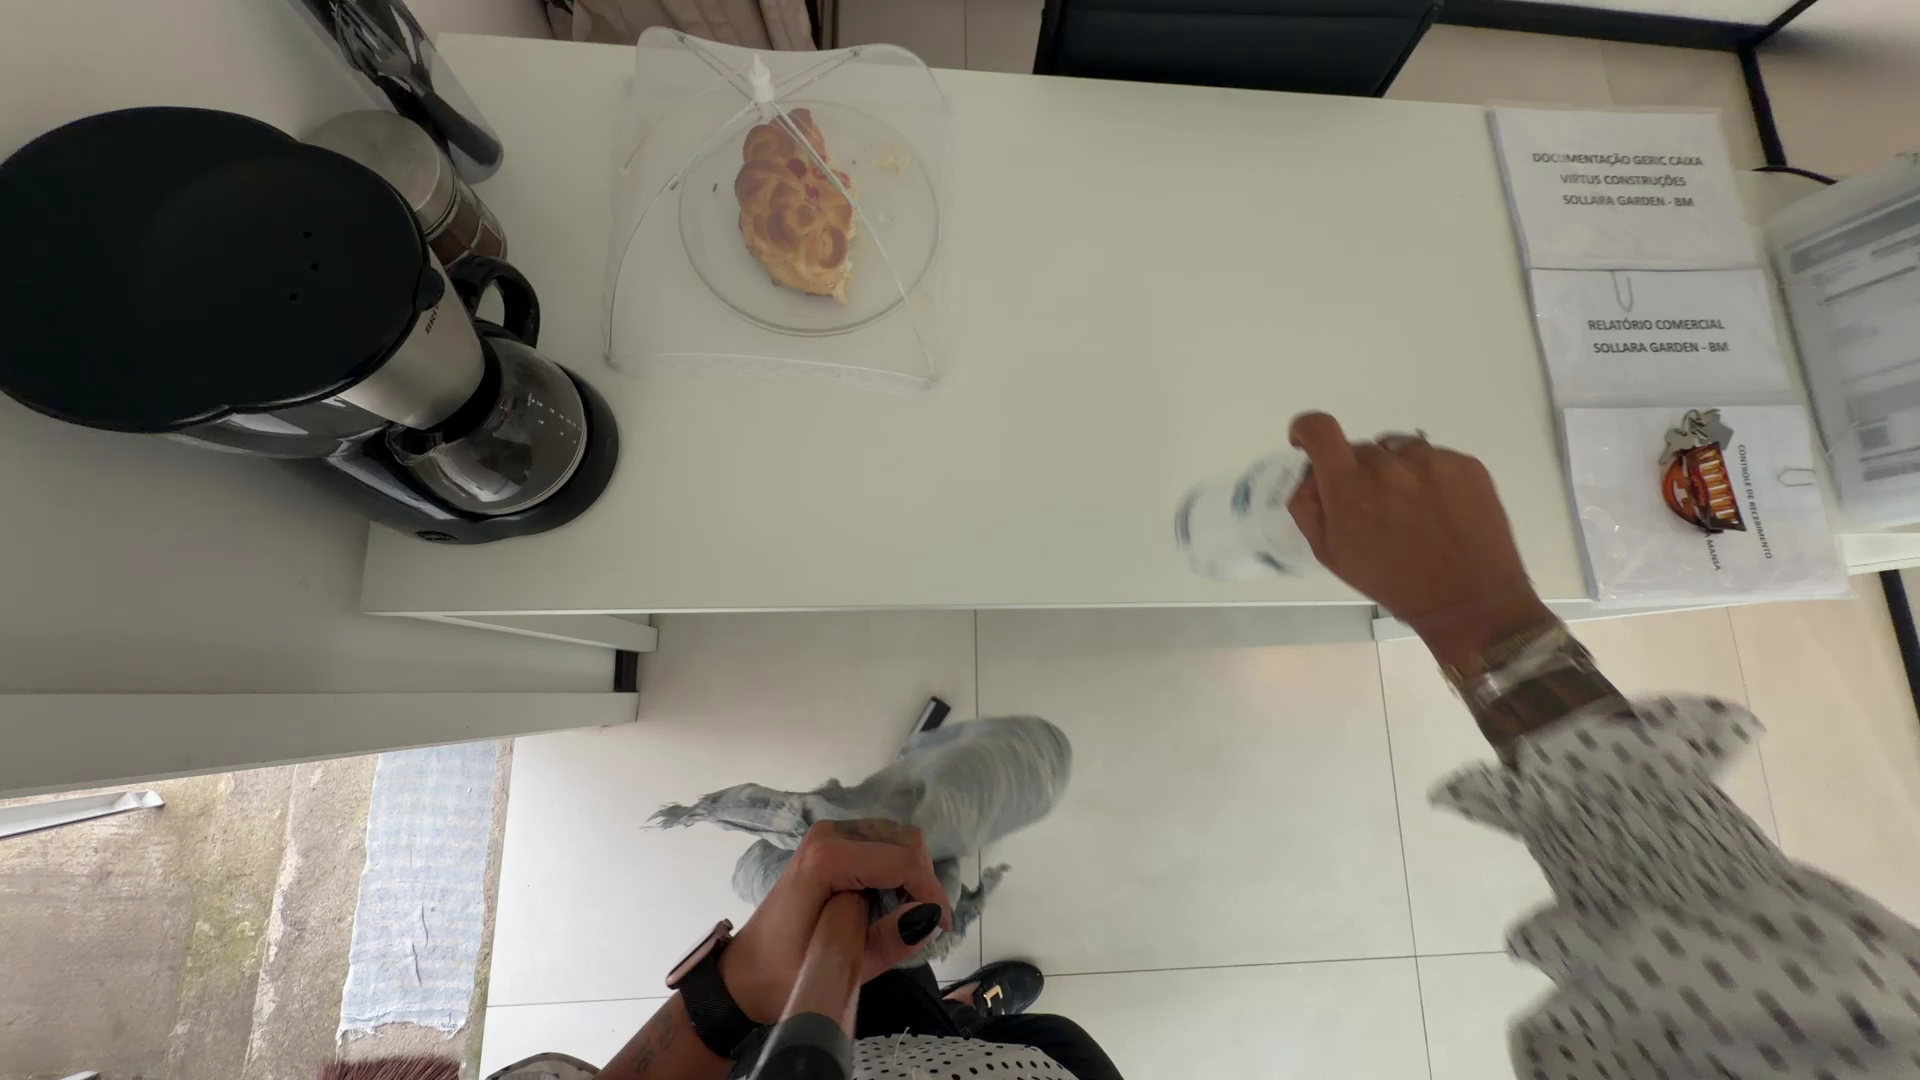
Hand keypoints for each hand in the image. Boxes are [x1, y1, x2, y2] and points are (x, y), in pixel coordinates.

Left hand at [717, 819, 952, 1023]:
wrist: (743, 974)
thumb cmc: (783, 976)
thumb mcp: (838, 969)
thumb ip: (887, 941)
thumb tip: (930, 917)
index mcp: (827, 858)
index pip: (901, 858)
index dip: (930, 890)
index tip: (943, 928)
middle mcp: (830, 833)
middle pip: (904, 840)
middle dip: (923, 880)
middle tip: (926, 924)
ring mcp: (831, 833)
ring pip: (898, 838)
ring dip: (913, 874)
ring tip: (907, 915)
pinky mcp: (834, 841)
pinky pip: (883, 843)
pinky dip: (898, 868)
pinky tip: (890, 902)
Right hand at [1286, 412, 1552, 665]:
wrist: (1467, 597)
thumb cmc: (1388, 579)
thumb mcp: (1328, 553)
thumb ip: (1307, 507)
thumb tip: (1310, 477)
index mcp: (1350, 487)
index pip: (1320, 429)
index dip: (1307, 430)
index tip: (1308, 445)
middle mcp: (1389, 465)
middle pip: (1358, 448)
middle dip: (1355, 471)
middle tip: (1370, 506)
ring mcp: (1432, 461)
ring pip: (1396, 450)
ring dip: (1392, 469)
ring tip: (1407, 507)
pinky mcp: (1465, 464)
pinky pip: (1432, 457)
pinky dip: (1426, 475)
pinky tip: (1434, 507)